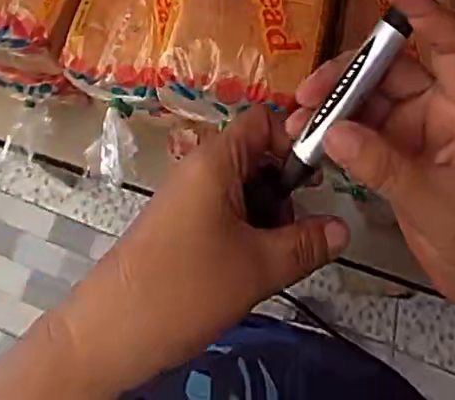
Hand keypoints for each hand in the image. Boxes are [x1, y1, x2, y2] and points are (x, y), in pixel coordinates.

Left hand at [0, 105, 347, 397]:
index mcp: (216, 159)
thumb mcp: (257, 267)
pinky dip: (246, 228)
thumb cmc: (185, 287)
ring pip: (243, 185)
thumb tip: (345, 229)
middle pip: (257, 154)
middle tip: (300, 228)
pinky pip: (225, 208)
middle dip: (285, 187)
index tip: (316, 178)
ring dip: (268, 213)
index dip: (293, 139)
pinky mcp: (181, 221)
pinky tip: (252, 265)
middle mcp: (201, 166)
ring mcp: (189, 194)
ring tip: (276, 255)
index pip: (263, 120)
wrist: (109, 333)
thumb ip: (306, 243)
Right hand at [284, 0, 454, 319]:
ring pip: (369, 98)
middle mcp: (438, 110)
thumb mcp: (438, 206)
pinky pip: (359, 130)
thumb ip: (384, 168)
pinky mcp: (396, 154)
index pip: (448, 44)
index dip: (421, 9)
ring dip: (333, 103)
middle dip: (348, 73)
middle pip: (391, 70)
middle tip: (309, 90)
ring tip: (297, 117)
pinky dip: (333, 131)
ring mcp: (415, 132)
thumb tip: (332, 131)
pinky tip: (307, 137)